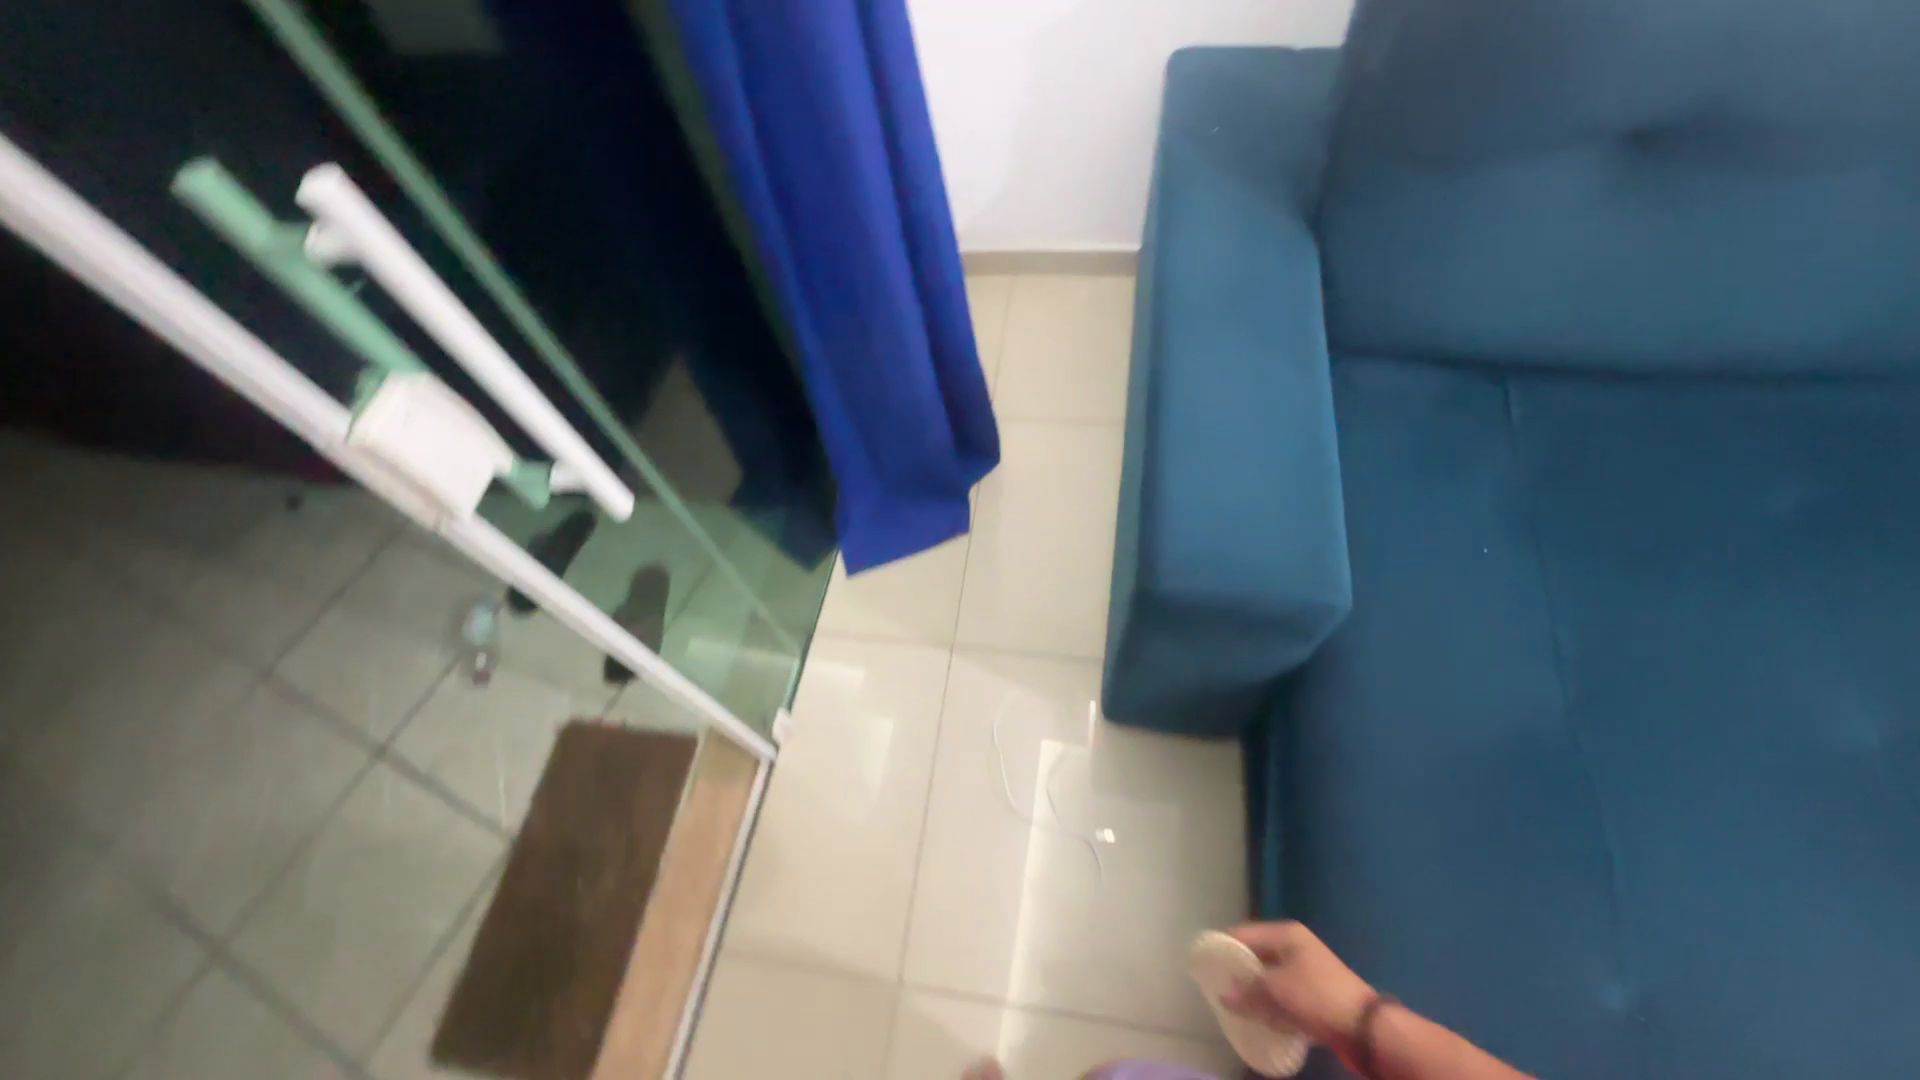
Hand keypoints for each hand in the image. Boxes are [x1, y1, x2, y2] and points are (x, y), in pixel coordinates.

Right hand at [1221, 921, 1376, 1047]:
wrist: (1365, 1027)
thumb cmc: (1316, 996)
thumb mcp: (1276, 991)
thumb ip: (1247, 991)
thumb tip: (1224, 995)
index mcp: (1285, 934)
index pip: (1244, 933)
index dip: (1223, 947)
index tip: (1204, 961)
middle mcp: (1295, 946)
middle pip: (1257, 955)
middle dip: (1239, 972)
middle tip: (1218, 986)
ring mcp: (1307, 970)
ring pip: (1270, 977)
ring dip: (1255, 991)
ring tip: (1236, 1005)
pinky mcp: (1315, 993)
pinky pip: (1284, 994)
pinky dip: (1272, 1004)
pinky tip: (1262, 1017)